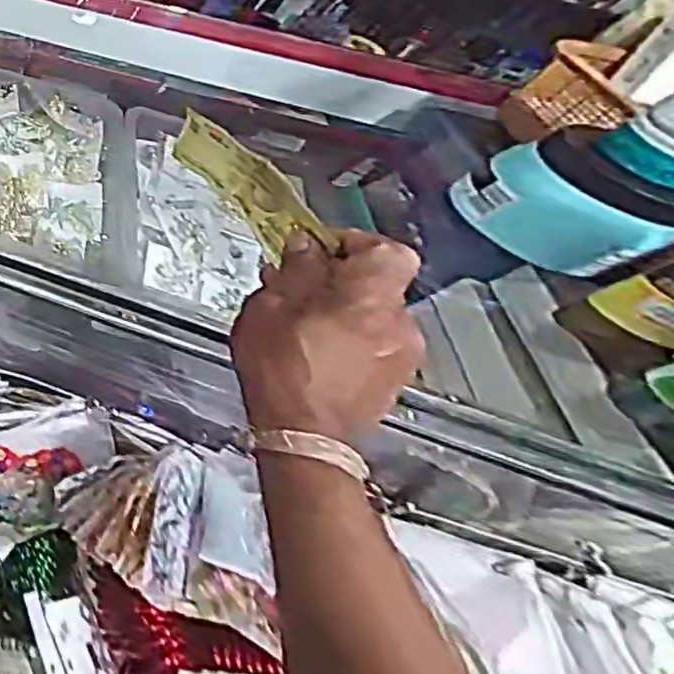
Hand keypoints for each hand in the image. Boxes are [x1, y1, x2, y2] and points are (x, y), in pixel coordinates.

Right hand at [231, 229, 423, 442]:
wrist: (304, 431)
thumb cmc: (280, 370)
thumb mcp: (268, 310)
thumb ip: (293, 273)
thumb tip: (305, 247)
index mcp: (367, 300)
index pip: (388, 250)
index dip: (353, 242)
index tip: (320, 247)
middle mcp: (399, 322)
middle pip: (379, 281)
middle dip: (338, 277)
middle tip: (296, 285)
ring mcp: (404, 350)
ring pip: (375, 309)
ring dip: (342, 306)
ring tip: (299, 320)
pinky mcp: (397, 371)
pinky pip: (378, 336)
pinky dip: (350, 331)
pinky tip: (315, 345)